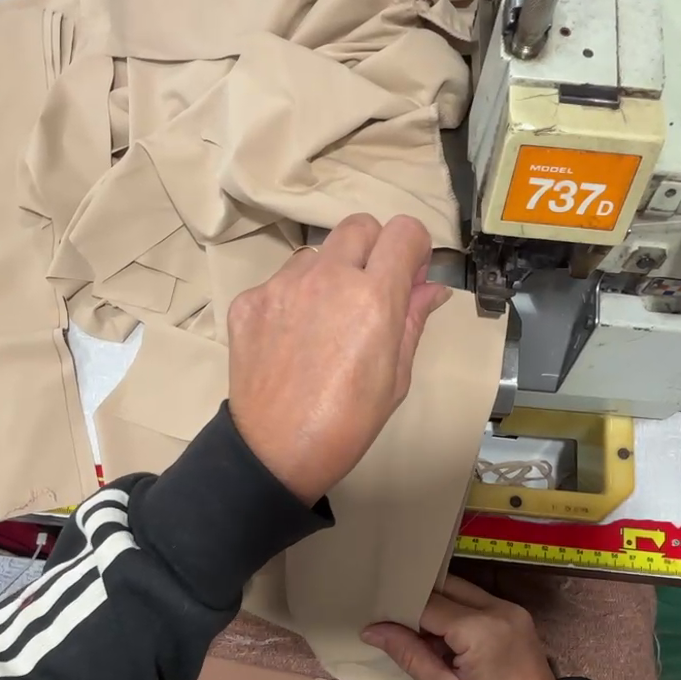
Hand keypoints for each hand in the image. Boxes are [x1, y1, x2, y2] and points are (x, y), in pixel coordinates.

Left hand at [227, 213, 451, 504]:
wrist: (276, 453)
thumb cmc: (347, 423)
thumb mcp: (395, 377)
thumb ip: (412, 321)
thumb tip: (431, 288)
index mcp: (373, 298)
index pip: (404, 231)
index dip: (413, 248)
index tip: (410, 273)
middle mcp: (326, 278)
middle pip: (359, 227)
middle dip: (374, 250)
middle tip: (372, 291)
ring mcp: (281, 286)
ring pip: (316, 254)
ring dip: (330, 274)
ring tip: (326, 322)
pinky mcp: (249, 302)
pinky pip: (280, 281)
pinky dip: (293, 299)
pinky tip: (292, 339)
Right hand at [360, 576, 567, 679]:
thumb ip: (410, 654)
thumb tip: (372, 630)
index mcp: (481, 627)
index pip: (428, 604)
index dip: (399, 612)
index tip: (373, 621)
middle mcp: (500, 608)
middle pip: (446, 587)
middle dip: (418, 601)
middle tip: (388, 619)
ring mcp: (513, 612)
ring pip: (463, 592)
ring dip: (437, 605)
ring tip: (409, 629)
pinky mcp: (519, 621)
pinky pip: (478, 604)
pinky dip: (457, 613)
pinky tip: (438, 636)